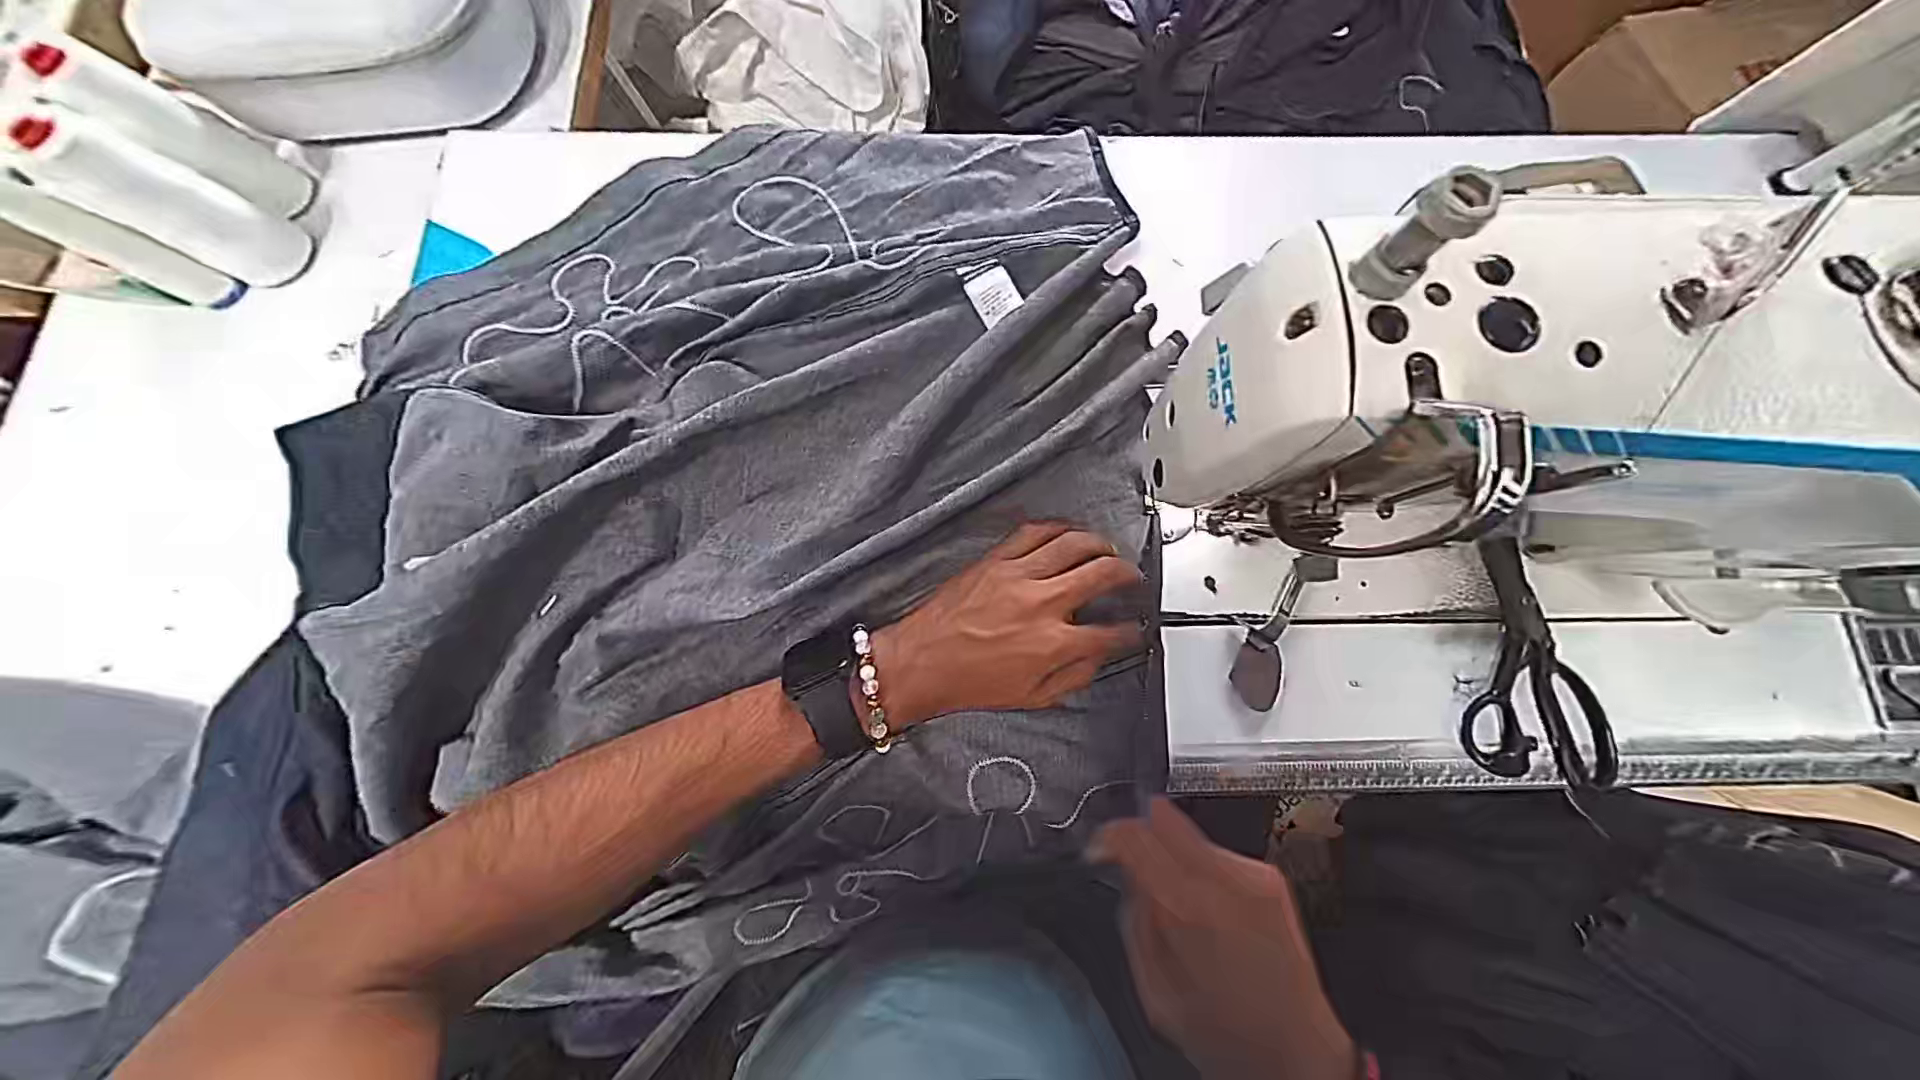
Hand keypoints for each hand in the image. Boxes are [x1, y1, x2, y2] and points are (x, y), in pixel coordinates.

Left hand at [869, 522, 1142, 727]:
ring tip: (1107, 551)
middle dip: (1127, 574)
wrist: (921, 663)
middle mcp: (1040, 604)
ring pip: (1072, 543)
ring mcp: (1016, 577)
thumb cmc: (967, 681)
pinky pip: (1033, 532)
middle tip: (1131, 578)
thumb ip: (1073, 677)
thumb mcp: (1031, 697)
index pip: (1110, 631)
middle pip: (1102, 573)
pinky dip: (1056, 529)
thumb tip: (1097, 658)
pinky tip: (1065, 535)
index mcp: (1052, 644)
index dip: (1130, 630)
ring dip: (1099, 544)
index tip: (1132, 628)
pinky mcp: (994, 561)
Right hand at [1091, 798, 1357, 1079]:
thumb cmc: (1230, 1036)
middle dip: (1140, 833)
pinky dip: (1203, 869)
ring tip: (1179, 902)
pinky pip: (1217, 854)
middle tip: (1130, 857)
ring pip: (1189, 834)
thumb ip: (1134, 924)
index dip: (1110, 836)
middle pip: (1164, 818)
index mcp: (1185, 910)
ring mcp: (1250, 877)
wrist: (1301, 1053)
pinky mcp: (1270, 880)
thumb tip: (1126, 878)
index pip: (1135, 836)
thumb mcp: (1156, 994)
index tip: (1102, 847)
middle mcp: (1220, 882)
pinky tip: (1209, 908)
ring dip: (1172, 854)